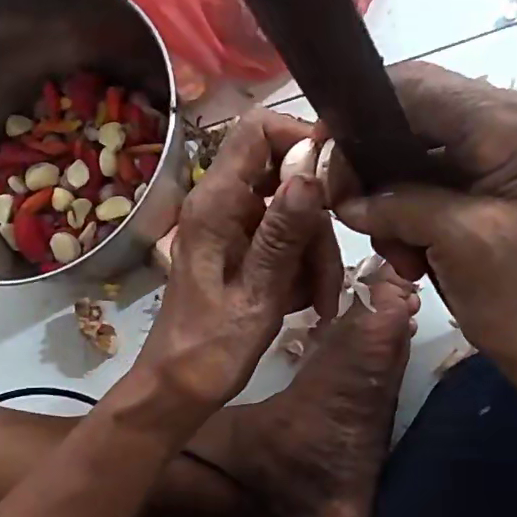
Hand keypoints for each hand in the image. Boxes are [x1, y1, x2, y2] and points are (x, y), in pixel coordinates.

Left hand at [138, 110, 341, 408]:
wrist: (178, 386)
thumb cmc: (211, 348)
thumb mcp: (257, 294)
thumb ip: (282, 233)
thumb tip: (310, 173)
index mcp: (214, 205)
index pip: (256, 130)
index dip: (300, 137)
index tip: (338, 176)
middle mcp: (218, 204)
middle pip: (284, 174)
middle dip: (316, 218)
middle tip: (328, 270)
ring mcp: (229, 226)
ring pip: (291, 211)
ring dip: (313, 253)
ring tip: (318, 300)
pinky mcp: (238, 248)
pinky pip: (282, 237)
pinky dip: (301, 265)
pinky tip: (306, 301)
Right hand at [331, 63, 516, 366]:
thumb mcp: (462, 244)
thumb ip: (400, 204)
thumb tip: (344, 196)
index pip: (422, 90)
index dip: (361, 114)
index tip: (319, 152)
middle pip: (416, 112)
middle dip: (372, 160)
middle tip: (344, 205)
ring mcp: (511, 144)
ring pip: (414, 144)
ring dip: (388, 192)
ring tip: (393, 244)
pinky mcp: (496, 171)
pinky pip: (428, 170)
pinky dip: (405, 205)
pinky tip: (408, 245)